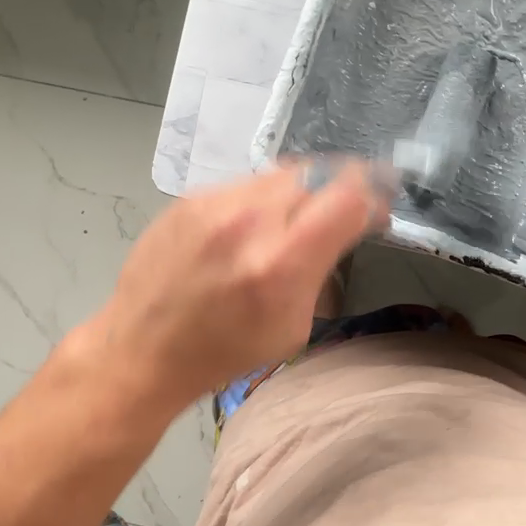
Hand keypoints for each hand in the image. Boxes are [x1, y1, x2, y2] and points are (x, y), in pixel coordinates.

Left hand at [88, 158, 390, 405]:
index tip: (382, 204)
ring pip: (282, 172)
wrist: (143, 350)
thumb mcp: (292, 328)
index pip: (349, 198)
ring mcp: (215, 204)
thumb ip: (321, 272)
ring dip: (304, 187)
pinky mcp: (190, 199)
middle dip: (343, 184)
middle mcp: (250, 221)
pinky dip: (265, 196)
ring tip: (305, 209)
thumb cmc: (224, 352)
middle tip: (350, 202)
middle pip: (319, 173)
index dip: (375, 195)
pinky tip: (258, 221)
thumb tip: (345, 231)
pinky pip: (246, 183)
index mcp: (281, 263)